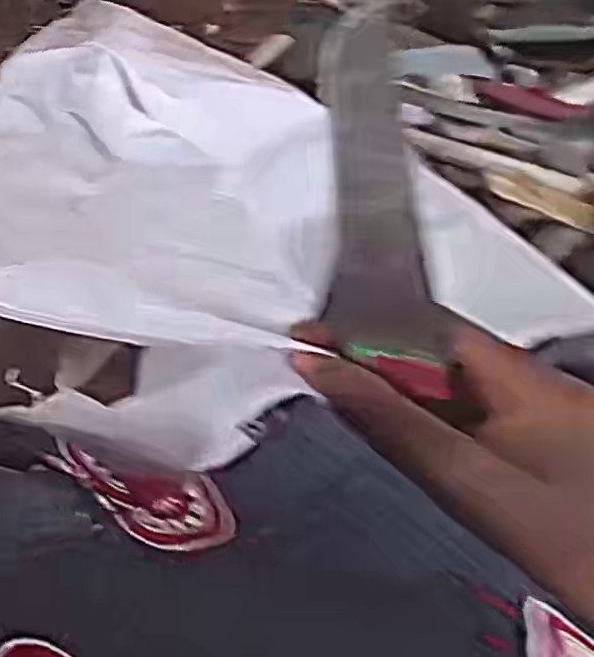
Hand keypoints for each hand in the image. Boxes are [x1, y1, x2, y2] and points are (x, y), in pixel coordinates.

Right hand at [294, 324, 593, 623]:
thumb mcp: (459, 473)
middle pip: (432, 358)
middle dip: (372, 367)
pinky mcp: (549, 453)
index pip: (424, 328)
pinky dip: (424, 423)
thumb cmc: (577, 547)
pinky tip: (406, 442)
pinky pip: (464, 418)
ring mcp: (554, 427)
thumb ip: (379, 413)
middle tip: (320, 379)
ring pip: (446, 391)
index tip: (307, 343)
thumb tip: (309, 363)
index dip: (360, 330)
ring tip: (358, 416)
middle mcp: (548, 397)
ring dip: (395, 398)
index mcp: (535, 386)